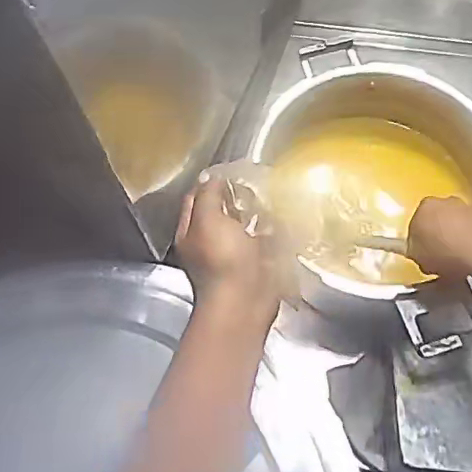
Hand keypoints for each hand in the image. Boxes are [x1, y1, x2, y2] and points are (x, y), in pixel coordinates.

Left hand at [176, 177, 283, 329]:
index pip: (195, 198)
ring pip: (241, 225)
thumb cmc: (223, 260)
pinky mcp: (254, 263)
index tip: (230, 170)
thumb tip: (211, 177)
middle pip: (219, 211)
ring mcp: (232, 253)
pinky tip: (280, 217)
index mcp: (191, 232)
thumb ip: (208, 196)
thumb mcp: (209, 221)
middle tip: (252, 180)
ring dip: (253, 211)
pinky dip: (269, 228)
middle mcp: (208, 242)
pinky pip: (260, 239)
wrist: (245, 301)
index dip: (209, 182)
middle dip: (233, 195)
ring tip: (268, 194)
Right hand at [407, 197, 471, 281]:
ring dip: (458, 236)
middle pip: (439, 219)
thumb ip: (416, 251)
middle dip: (439, 235)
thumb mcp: (418, 260)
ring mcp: (471, 207)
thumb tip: (420, 251)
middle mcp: (447, 201)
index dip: (419, 241)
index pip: (416, 223)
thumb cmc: (445, 254)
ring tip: (458, 260)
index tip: (424, 255)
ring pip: (459, 223)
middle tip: (439, 257)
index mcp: (425, 206)